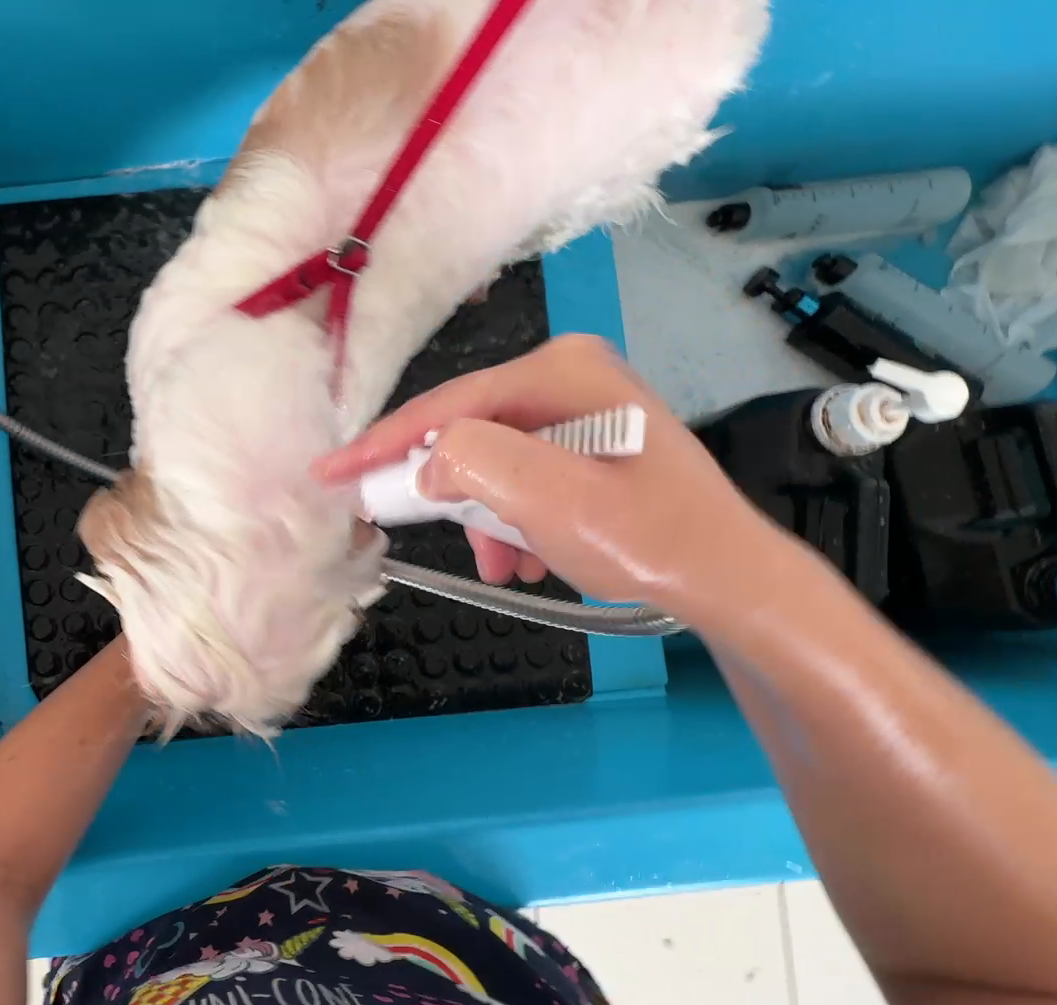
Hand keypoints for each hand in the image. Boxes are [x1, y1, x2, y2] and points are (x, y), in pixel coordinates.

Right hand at [316, 335, 790, 621]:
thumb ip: (472, 460)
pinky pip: (518, 477)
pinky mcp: (587, 444)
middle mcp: (567, 377)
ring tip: (501, 563)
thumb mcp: (548, 497)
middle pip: (465, 433)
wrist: (726, 581)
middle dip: (444, 490)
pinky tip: (526, 556)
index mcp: (559, 371)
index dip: (380, 444)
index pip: (445, 405)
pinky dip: (509, 518)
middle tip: (404, 527)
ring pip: (489, 462)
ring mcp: (579, 410)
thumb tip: (426, 464)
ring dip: (481, 516)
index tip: (329, 474)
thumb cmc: (643, 538)